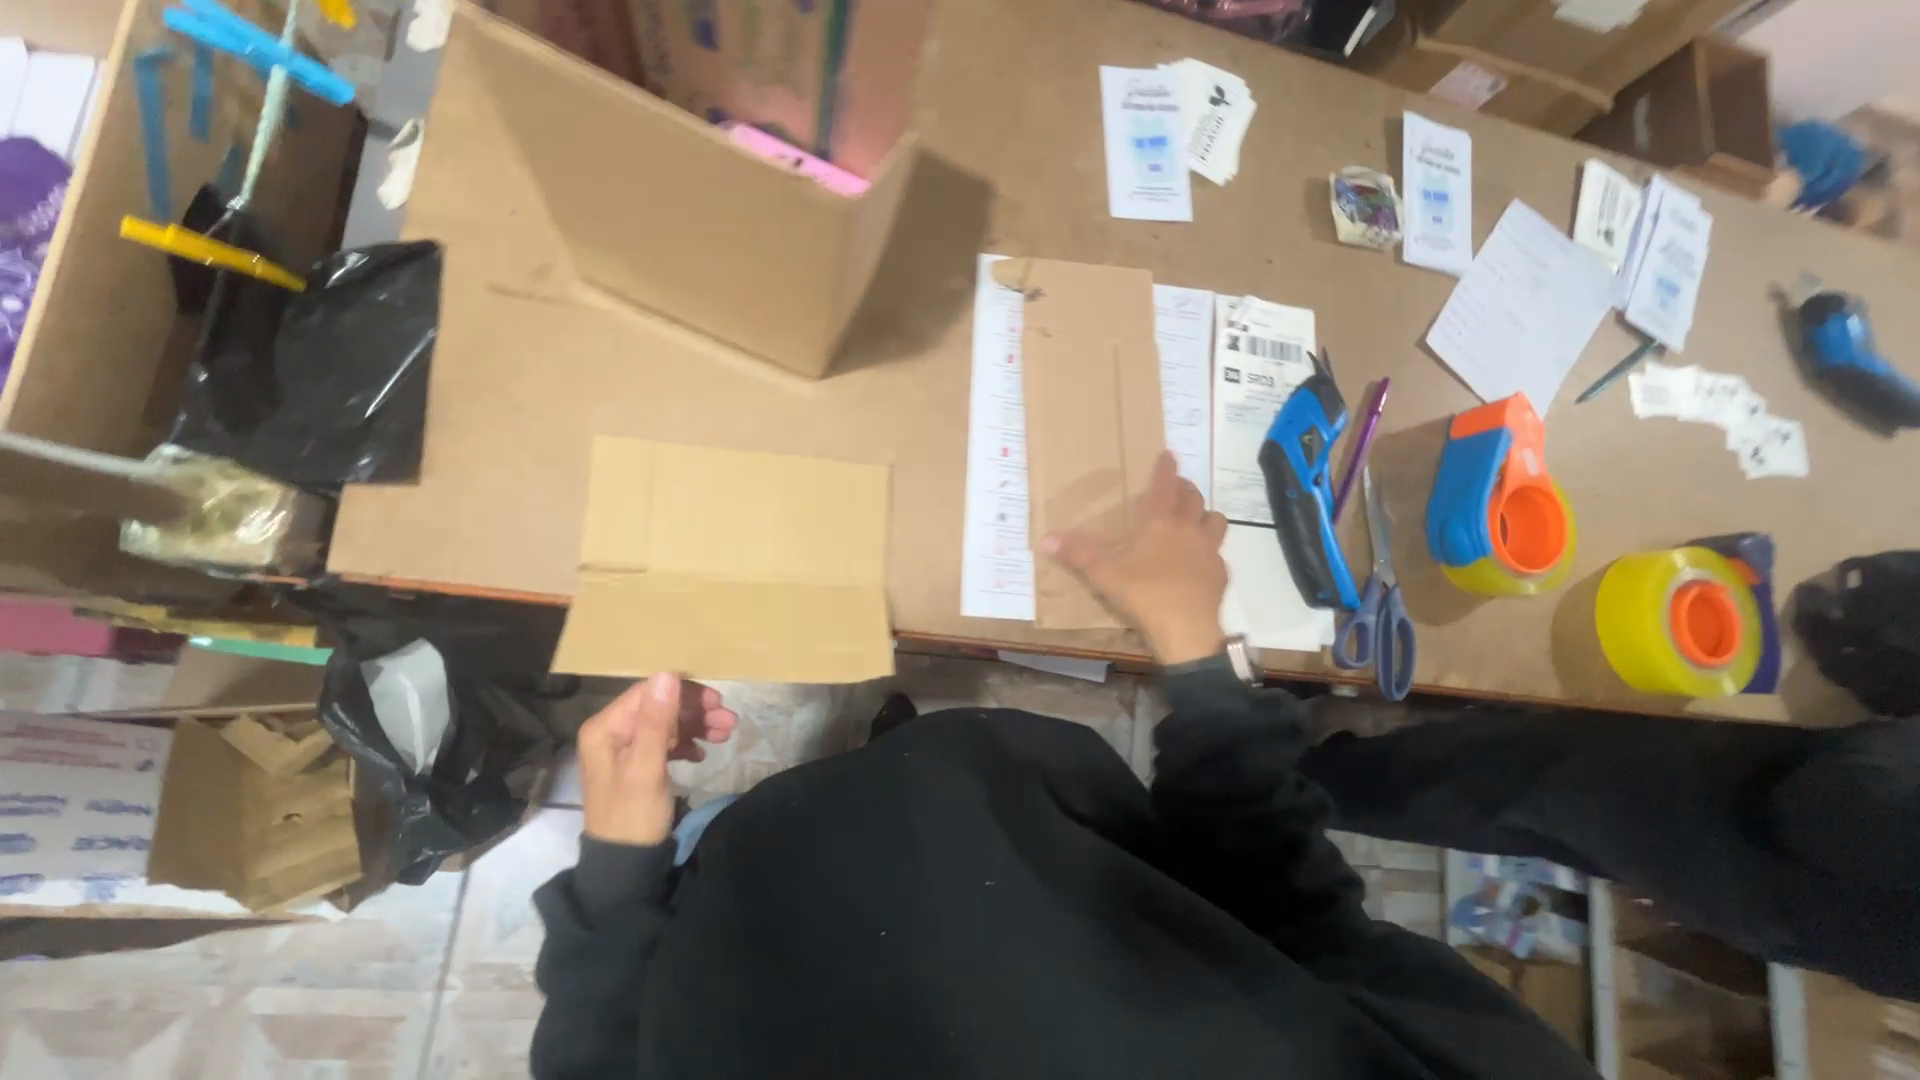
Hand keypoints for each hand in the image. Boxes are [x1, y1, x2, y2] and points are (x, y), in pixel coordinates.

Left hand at [577, 673, 737, 846]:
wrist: (625, 862)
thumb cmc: (633, 814)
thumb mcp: (647, 767)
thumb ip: (657, 721)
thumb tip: (668, 674)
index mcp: (606, 728)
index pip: (649, 693)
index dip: (685, 693)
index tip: (718, 701)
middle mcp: (612, 732)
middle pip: (660, 706)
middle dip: (695, 711)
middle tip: (729, 721)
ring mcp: (625, 748)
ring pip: (668, 723)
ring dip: (697, 725)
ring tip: (726, 734)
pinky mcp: (638, 763)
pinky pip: (667, 742)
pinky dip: (687, 743)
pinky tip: (702, 753)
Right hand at [1042, 452, 1229, 665]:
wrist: (1186, 628)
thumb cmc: (1142, 593)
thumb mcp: (1102, 573)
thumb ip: (1076, 554)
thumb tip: (1045, 539)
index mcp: (1160, 523)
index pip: (1164, 487)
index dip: (1165, 469)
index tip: (1169, 454)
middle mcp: (1188, 530)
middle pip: (1193, 500)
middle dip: (1186, 489)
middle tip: (1178, 488)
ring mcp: (1209, 552)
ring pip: (1215, 521)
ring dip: (1206, 516)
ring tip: (1196, 520)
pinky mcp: (1220, 575)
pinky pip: (1218, 556)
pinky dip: (1210, 554)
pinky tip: (1199, 565)